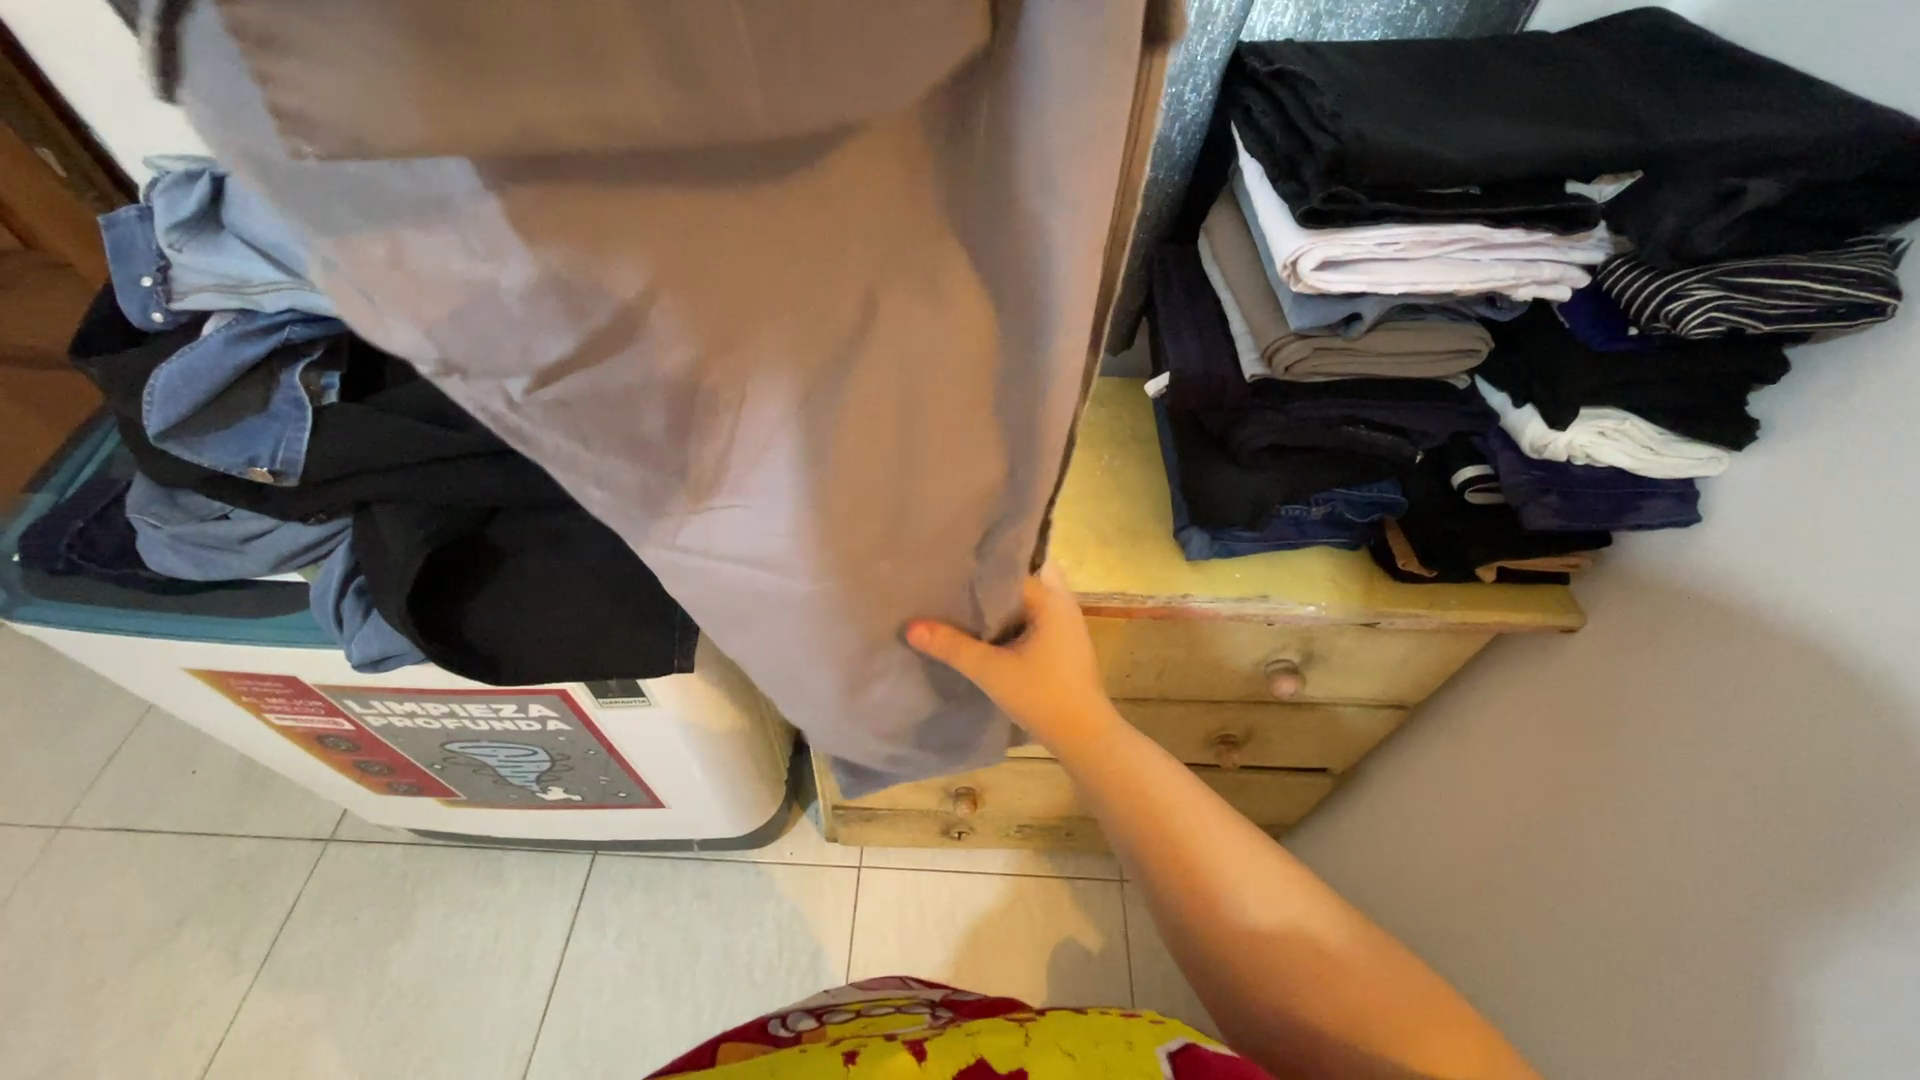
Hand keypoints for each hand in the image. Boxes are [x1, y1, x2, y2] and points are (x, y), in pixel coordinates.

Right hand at [906, 564, 1118, 749]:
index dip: (980, 569)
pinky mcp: (1064, 644)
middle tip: (957, 579)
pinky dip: (1013, 617)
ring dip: (1004, 600)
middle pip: (1025, 577)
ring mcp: (1067, 625)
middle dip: (994, 579)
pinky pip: (1035, 617)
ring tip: (965, 600)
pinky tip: (986, 629)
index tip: (950, 567)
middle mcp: (1063, 604)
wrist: (1084, 736)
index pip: (1011, 569)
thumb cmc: (1042, 697)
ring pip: (1031, 599)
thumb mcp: (991, 671)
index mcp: (1051, 600)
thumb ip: (951, 646)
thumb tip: (911, 627)